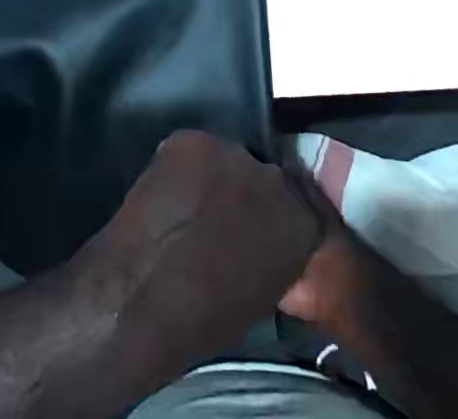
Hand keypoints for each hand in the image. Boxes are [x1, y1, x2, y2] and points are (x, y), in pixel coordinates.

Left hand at [73, 132, 324, 359]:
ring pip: (221, 159)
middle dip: (240, 193)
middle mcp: (276, 179)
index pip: (295, 205)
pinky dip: (175, 169)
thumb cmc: (209, 316)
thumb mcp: (263, 292)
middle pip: (259, 175)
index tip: (249, 227)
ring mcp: (234, 154)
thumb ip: (271, 253)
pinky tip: (163, 194)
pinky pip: (186, 150)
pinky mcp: (192, 140)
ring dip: (208, 178)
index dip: (267, 215)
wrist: (153, 295)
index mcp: (304, 222)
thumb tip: (256, 243)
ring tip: (185, 205)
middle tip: (216, 215)